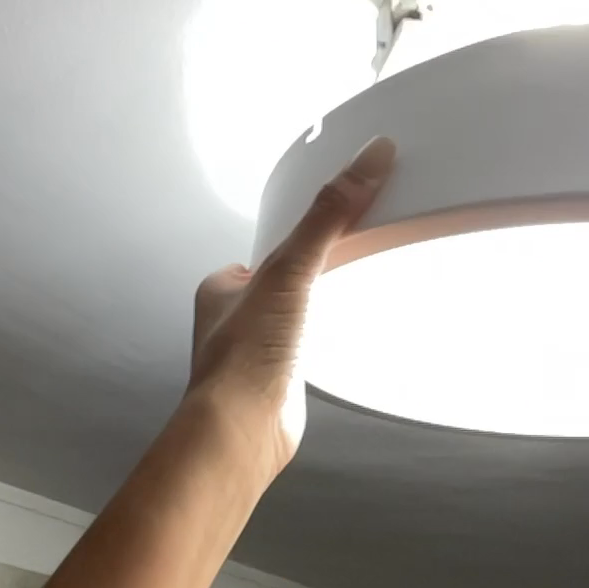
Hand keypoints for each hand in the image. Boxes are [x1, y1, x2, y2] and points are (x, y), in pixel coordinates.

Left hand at [186, 136, 394, 482]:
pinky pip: (303, 347)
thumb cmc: (247, 356)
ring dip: (319, 307)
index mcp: (220, 289)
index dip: (300, 234)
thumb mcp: (288, 272)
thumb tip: (368, 158)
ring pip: (292, 315)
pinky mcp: (275, 379)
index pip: (265, 249)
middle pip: (281, 281)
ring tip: (355, 291)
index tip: (337, 220)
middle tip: (355, 254)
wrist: (243, 428)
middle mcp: (231, 319)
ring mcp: (253, 350)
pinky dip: (323, 338)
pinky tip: (341, 337)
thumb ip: (326, 219)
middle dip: (313, 272)